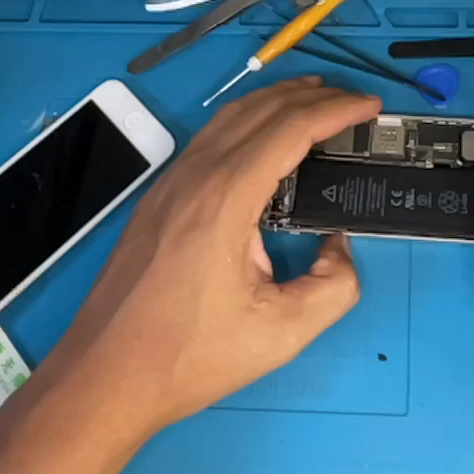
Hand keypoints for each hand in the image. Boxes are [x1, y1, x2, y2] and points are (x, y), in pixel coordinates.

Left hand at [0, 78, 379, 473]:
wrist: (102, 377)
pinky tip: (264, 133)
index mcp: (226, 197)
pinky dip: (250, 117)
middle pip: (263, 108)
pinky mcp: (159, 194)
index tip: (371, 105)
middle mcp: (197, 174)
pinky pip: (212, 134)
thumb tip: (338, 247)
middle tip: (354, 101)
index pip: (291, 128)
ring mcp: (172, 180)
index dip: (337, 110)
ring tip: (317, 98)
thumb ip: (333, 287)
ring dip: (280, 98)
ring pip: (232, 114)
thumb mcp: (280, 334)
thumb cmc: (188, 355)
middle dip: (316, 96)